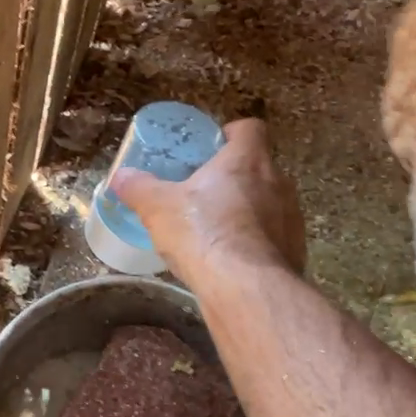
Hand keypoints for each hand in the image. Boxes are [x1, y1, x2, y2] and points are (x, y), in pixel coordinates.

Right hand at [111, 118, 306, 286]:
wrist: (245, 288)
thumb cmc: (203, 234)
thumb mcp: (157, 208)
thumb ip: (138, 188)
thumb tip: (120, 177)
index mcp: (246, 160)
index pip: (250, 128)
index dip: (230, 134)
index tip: (211, 149)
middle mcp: (277, 181)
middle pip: (258, 168)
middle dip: (233, 178)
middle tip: (203, 195)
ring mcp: (291, 217)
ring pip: (268, 204)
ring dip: (246, 212)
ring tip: (216, 233)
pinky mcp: (295, 250)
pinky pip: (273, 238)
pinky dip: (255, 244)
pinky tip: (231, 262)